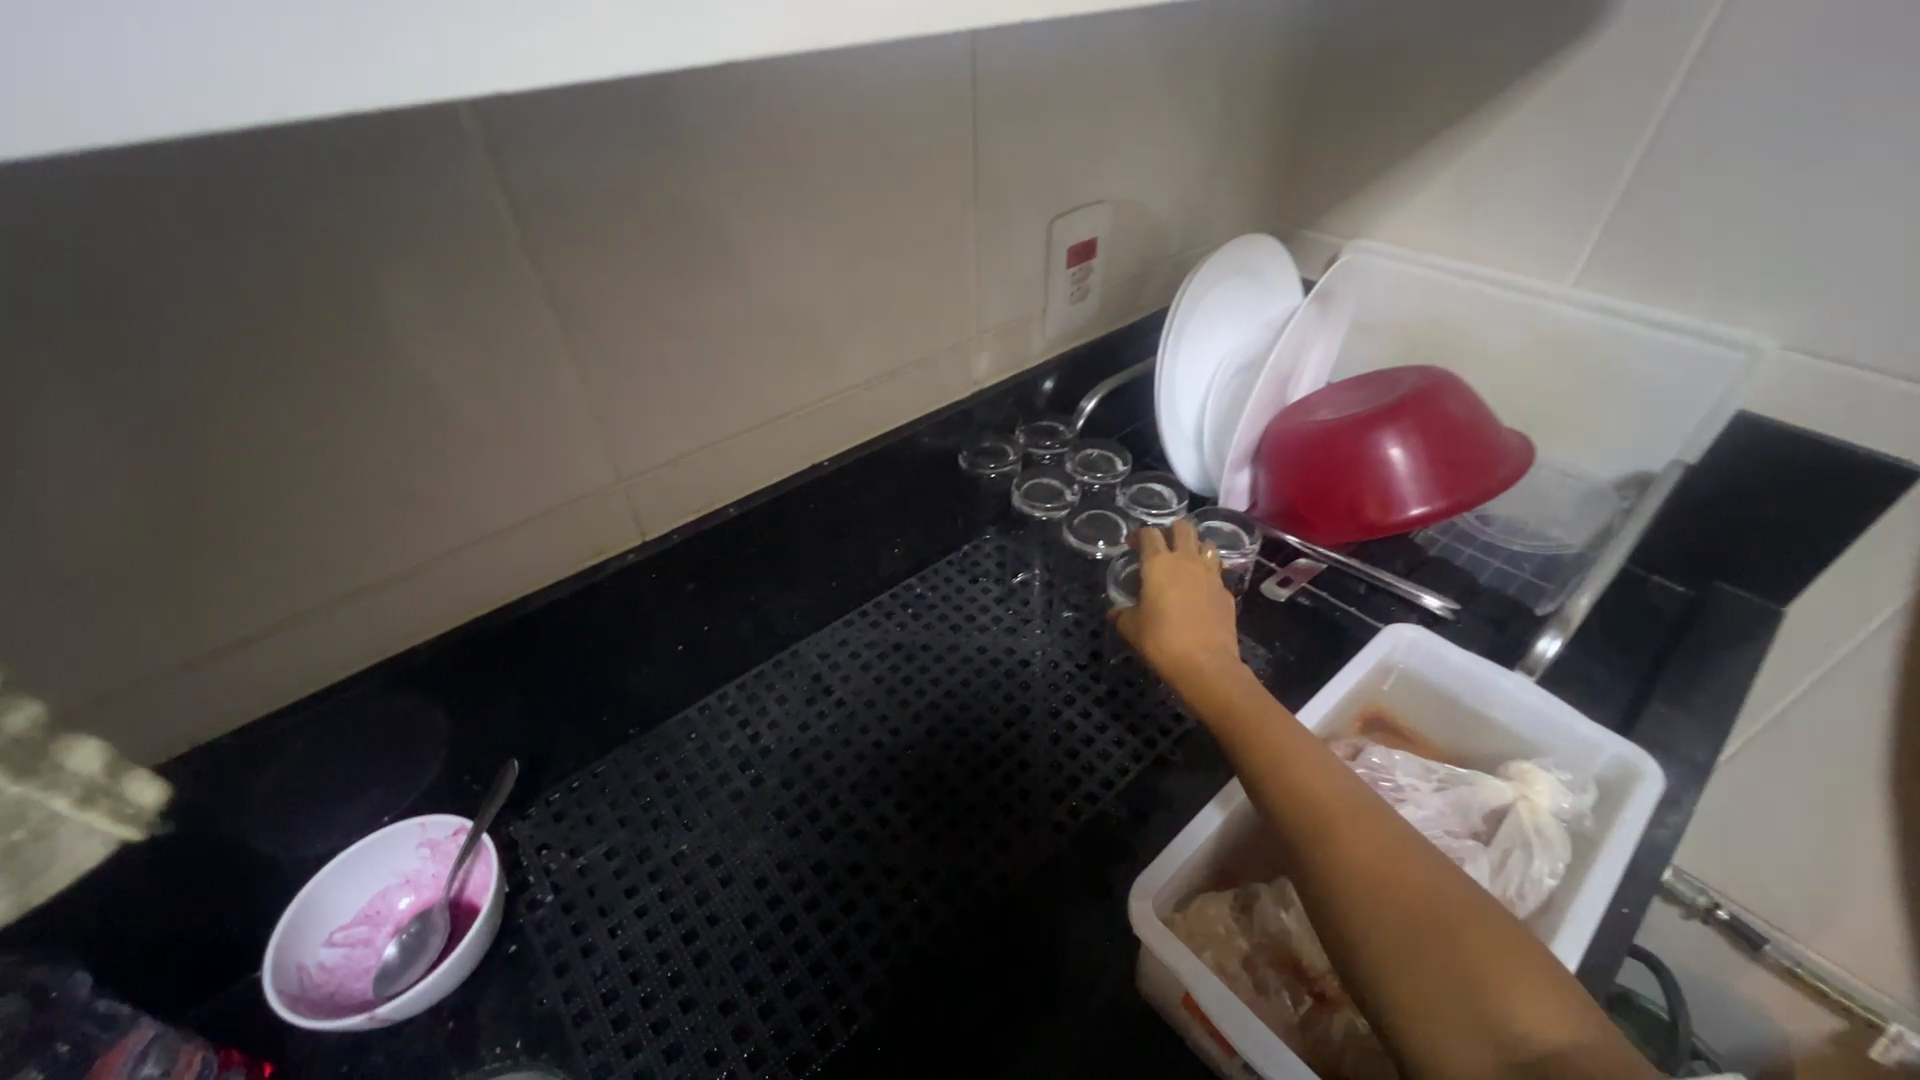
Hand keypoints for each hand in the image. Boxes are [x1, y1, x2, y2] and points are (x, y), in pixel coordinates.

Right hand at [1111, 518, 1245, 689]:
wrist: (1206, 664)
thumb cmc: (1161, 641)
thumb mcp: (1131, 628)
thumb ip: (1121, 614)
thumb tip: (1115, 612)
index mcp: (1158, 564)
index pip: (1149, 534)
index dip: (1138, 535)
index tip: (1132, 545)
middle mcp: (1187, 561)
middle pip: (1183, 528)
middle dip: (1171, 531)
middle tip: (1161, 546)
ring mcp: (1211, 575)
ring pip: (1206, 545)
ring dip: (1195, 548)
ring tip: (1185, 562)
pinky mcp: (1226, 592)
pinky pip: (1216, 573)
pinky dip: (1207, 575)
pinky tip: (1200, 591)